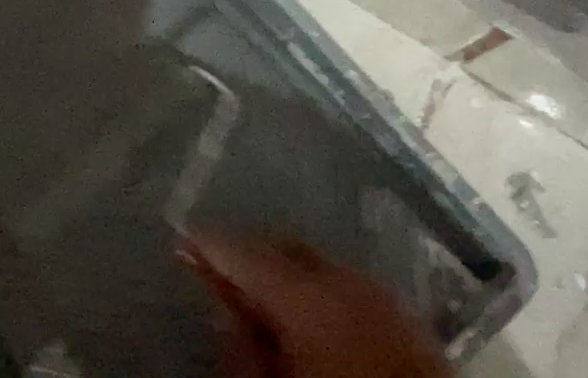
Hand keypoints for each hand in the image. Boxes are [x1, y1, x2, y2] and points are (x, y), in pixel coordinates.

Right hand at [183, 234, 451, 377]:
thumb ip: (240, 348)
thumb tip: (221, 308)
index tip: (180, 238)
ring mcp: (380, 295)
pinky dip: (321, 292)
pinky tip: (311, 320)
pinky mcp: (407, 319)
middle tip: (219, 275)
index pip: (241, 252)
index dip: (206, 243)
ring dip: (287, 276)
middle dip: (250, 258)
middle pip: (282, 250)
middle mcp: (343, 279)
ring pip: (318, 267)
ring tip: (265, 304)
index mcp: (305, 294)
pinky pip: (349, 289)